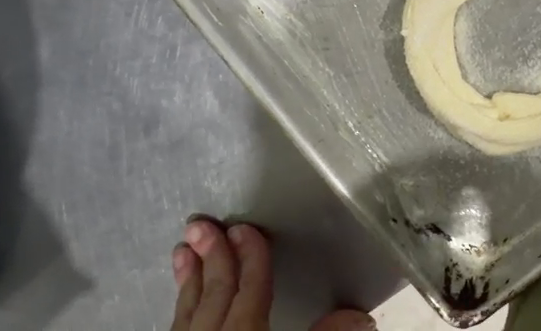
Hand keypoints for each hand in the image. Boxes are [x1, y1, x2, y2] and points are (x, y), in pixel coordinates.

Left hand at [171, 217, 373, 330]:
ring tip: (182, 251)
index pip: (250, 291)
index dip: (251, 258)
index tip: (245, 227)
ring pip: (185, 317)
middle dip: (212, 259)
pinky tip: (180, 306)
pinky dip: (177, 312)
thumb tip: (362, 315)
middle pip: (213, 298)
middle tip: (200, 223)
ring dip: (187, 282)